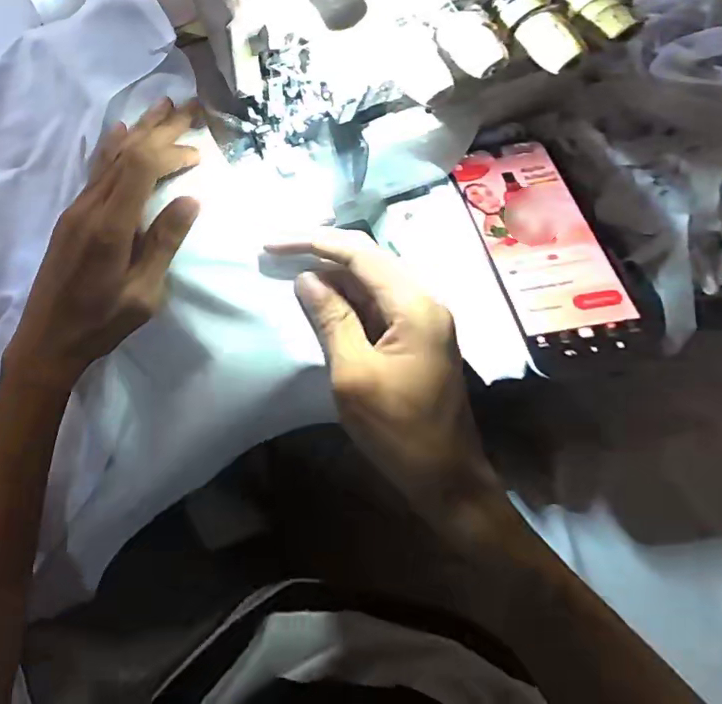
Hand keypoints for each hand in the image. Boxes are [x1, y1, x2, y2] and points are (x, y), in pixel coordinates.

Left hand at [7, 98, 202, 390]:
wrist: (45, 340)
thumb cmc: (100, 323)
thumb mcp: (143, 294)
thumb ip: (164, 243)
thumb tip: (191, 199)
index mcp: (109, 226)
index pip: (139, 166)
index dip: (169, 151)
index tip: (197, 154)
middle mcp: (89, 207)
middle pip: (126, 153)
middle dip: (159, 128)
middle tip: (190, 107)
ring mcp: (76, 209)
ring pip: (110, 157)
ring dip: (139, 130)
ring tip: (163, 107)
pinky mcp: (71, 215)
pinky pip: (97, 170)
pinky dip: (114, 147)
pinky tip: (121, 132)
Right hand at [266, 229, 491, 515]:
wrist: (448, 480)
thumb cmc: (399, 431)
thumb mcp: (354, 375)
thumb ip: (331, 319)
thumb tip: (306, 277)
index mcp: (414, 305)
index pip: (360, 253)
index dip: (313, 242)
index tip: (272, 244)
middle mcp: (424, 300)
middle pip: (368, 257)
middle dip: (321, 248)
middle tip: (277, 249)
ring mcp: (423, 317)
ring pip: (371, 277)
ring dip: (331, 270)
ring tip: (290, 265)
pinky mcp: (416, 334)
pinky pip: (376, 300)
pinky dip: (346, 293)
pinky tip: (320, 294)